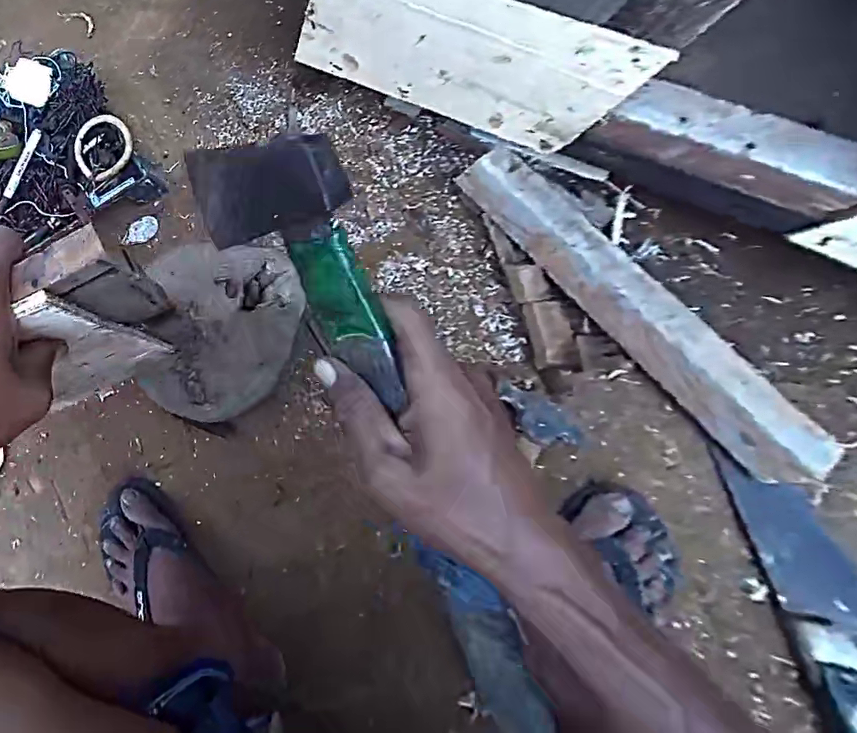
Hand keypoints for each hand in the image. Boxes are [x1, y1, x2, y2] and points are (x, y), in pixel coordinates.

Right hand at [316, 298, 551, 561]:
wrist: (530, 552)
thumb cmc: (455, 512)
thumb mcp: (387, 472)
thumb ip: (357, 413)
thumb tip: (326, 365)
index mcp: (440, 383)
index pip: (407, 313)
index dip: (371, 305)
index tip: (340, 321)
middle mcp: (464, 376)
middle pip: (410, 341)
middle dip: (373, 356)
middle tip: (348, 395)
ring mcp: (481, 392)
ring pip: (423, 366)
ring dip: (394, 382)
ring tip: (378, 429)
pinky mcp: (487, 410)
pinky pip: (441, 385)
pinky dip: (415, 397)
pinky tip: (409, 442)